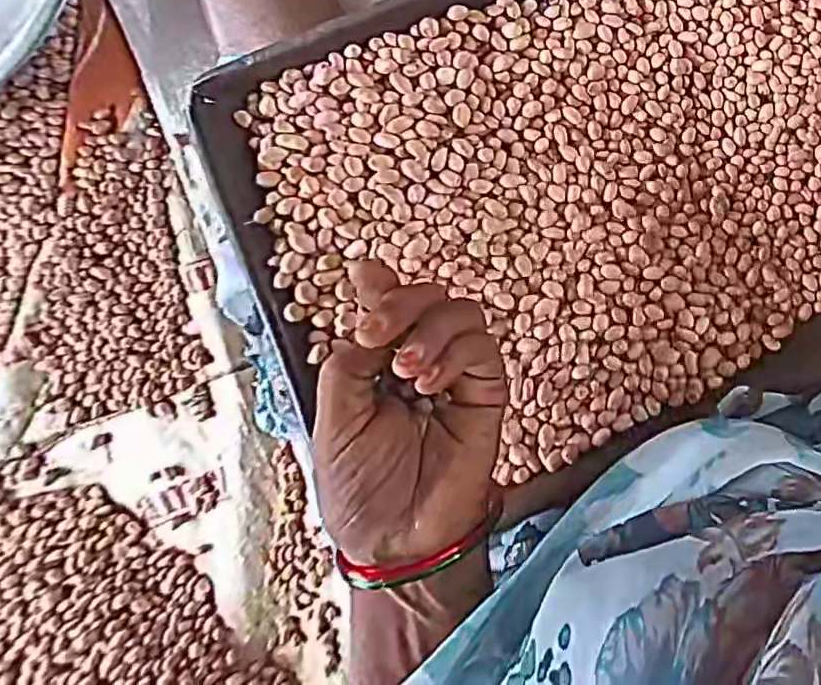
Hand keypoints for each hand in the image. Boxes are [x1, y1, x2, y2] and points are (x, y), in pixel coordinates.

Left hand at [314, 262, 505, 566]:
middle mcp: (422, 356)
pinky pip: (482, 348)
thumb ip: (349, 359)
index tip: (365, 279)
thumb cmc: (358, 486)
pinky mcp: (487, 390)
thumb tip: (368, 309)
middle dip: (402, 304)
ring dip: (430, 331)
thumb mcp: (333, 418)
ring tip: (406, 372)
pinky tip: (429, 385)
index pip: (391, 303)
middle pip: (429, 296)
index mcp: (383, 360)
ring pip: (461, 312)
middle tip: (377, 334)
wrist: (395, 541)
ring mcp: (458, 371)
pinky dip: (454, 354)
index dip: (382, 283)